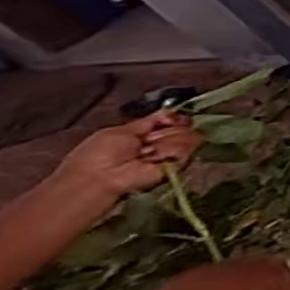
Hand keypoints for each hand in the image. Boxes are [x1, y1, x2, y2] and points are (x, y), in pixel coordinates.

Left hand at [49, 111, 201, 199]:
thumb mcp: (119, 131)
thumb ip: (147, 121)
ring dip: (166, 143)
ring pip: (189, 136)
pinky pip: (186, 149)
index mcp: (148, 133)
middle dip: (165, 132)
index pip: (175, 119)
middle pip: (183, 126)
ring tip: (147, 153)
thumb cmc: (100, 155)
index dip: (174, 118)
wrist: (101, 177)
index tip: (169, 120)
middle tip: (146, 142)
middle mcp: (164, 142)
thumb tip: (171, 111)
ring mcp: (174, 154)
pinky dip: (169, 152)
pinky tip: (154, 159)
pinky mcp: (181, 164)